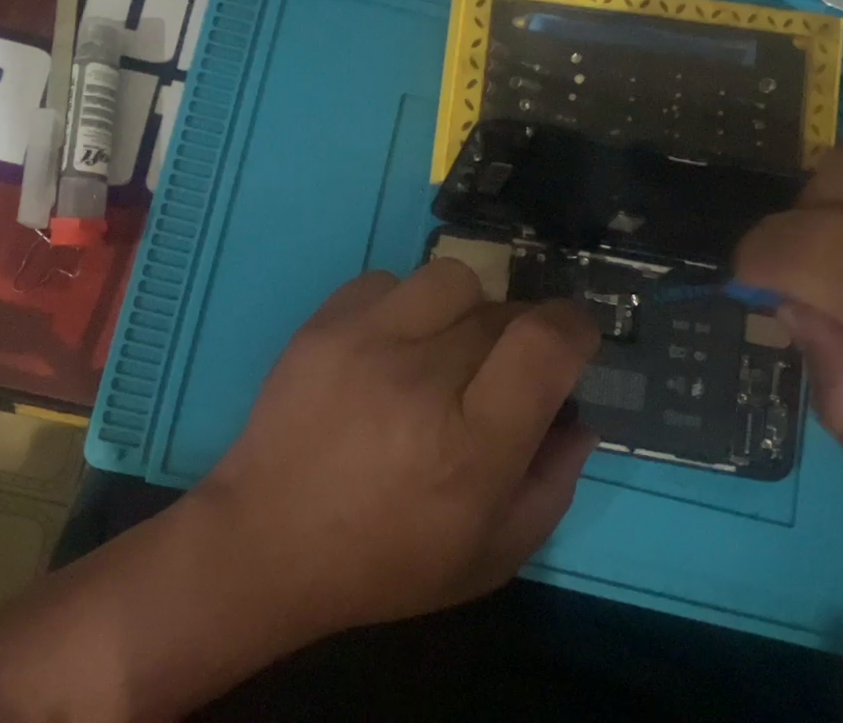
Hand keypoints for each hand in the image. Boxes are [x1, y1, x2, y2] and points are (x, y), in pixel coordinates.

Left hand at [191, 260, 600, 638]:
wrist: (266, 541)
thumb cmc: (385, 563)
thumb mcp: (493, 555)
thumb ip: (551, 484)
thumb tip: (577, 418)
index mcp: (473, 442)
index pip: (546, 341)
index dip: (576, 328)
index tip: (575, 343)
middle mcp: (422, 377)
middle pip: (501, 310)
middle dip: (520, 334)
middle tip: (500, 372)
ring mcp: (364, 341)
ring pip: (449, 279)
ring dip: (465, 309)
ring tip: (444, 349)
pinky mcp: (321, 325)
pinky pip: (386, 281)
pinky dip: (404, 304)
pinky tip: (390, 345)